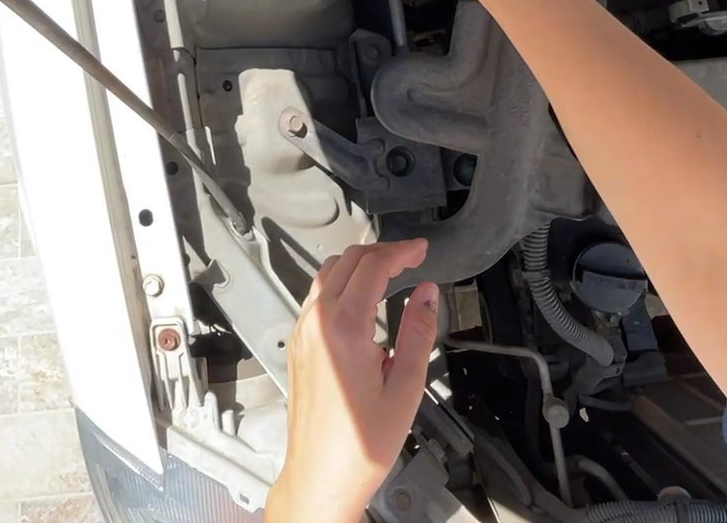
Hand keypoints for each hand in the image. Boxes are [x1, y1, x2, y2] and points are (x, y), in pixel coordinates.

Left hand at [269, 241, 441, 522]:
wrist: (319, 477)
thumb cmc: (362, 443)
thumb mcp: (405, 389)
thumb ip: (418, 332)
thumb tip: (428, 292)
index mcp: (344, 327)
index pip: (373, 266)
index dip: (401, 251)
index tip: (421, 249)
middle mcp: (317, 320)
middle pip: (348, 260)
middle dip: (382, 252)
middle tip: (411, 257)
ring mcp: (303, 329)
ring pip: (328, 272)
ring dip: (359, 263)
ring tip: (390, 271)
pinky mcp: (298, 342)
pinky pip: (318, 294)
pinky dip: (341, 281)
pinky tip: (362, 297)